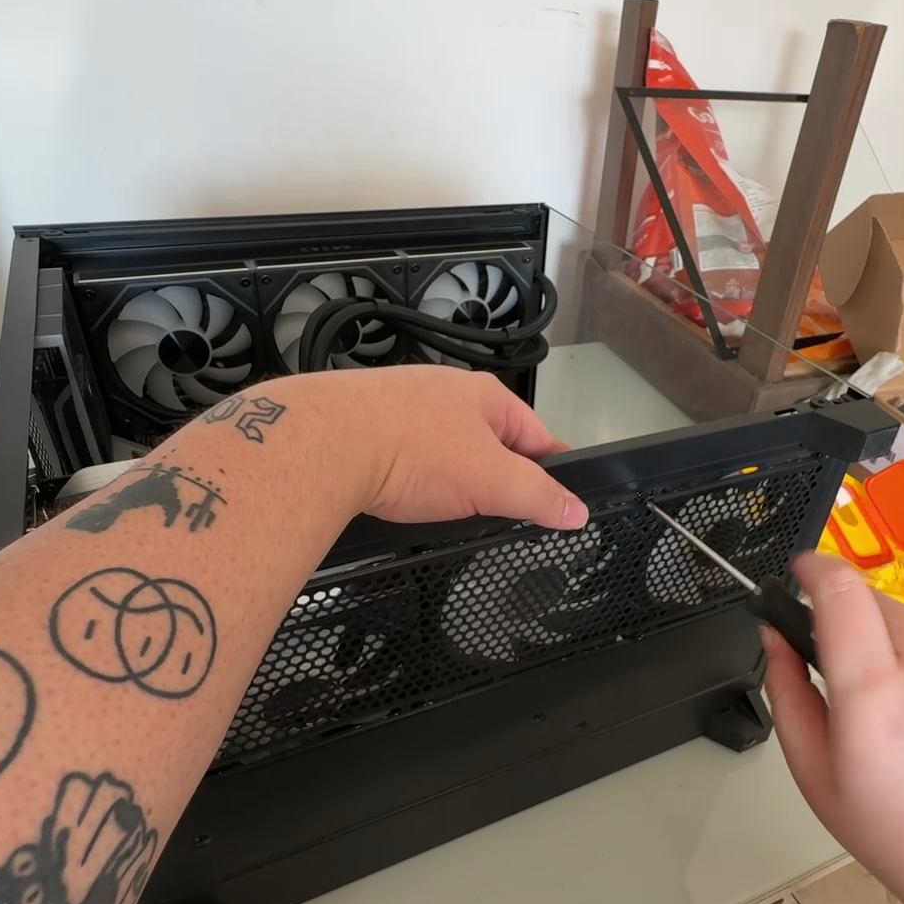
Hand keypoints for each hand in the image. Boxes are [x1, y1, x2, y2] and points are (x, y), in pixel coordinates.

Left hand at [260, 366, 586, 529]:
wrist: (325, 442)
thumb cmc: (417, 453)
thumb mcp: (492, 481)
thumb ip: (538, 496)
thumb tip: (578, 512)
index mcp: (487, 397)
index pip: (538, 436)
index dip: (552, 472)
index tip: (558, 502)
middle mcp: (447, 390)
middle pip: (491, 441)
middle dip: (497, 476)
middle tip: (498, 513)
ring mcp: (404, 402)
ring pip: (446, 447)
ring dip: (453, 476)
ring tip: (448, 507)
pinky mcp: (368, 420)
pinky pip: (407, 451)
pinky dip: (414, 473)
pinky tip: (406, 492)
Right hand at [765, 553, 903, 903]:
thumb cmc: (900, 835)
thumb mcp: (814, 774)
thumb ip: (785, 692)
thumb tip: (775, 634)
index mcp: (876, 695)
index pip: (841, 592)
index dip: (815, 569)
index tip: (803, 572)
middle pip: (877, 604)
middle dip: (853, 624)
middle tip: (856, 680)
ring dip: (902, 649)